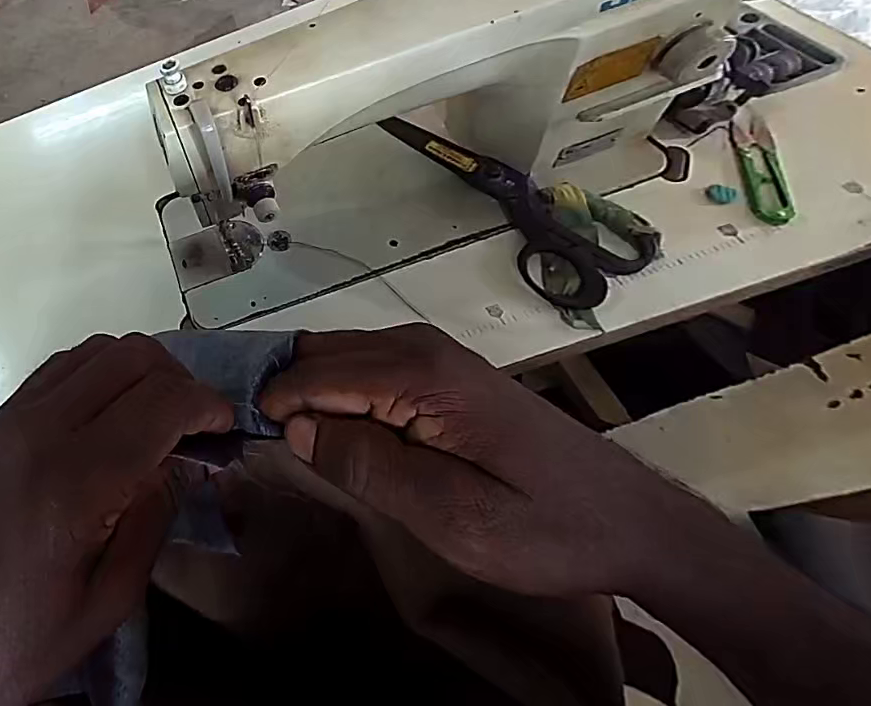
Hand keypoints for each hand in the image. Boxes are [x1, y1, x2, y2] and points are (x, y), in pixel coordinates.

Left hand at [0, 334, 231, 704]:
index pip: (162, 402)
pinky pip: (66, 363)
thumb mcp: (112, 594)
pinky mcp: (0, 415)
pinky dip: (104, 369)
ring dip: (144, 368)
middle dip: (181, 379)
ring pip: (101, 348)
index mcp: (75, 481)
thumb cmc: (22, 636)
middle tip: (196, 420)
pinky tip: (115, 406)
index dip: (206, 403)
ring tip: (159, 411)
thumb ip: (157, 510)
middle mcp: (42, 430)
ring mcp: (15, 415)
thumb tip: (187, 455)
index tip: (224, 423)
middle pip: (135, 357)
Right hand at [261, 323, 724, 600]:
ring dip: (311, 391)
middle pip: (324, 353)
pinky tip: (340, 431)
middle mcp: (419, 346)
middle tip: (260, 440)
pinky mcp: (441, 369)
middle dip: (286, 390)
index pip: (320, 372)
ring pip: (342, 356)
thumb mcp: (452, 516)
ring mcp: (432, 353)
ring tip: (292, 440)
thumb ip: (369, 464)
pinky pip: (368, 367)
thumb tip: (298, 424)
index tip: (246, 436)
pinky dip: (339, 392)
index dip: (278, 403)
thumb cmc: (542, 525)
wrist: (624, 517)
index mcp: (421, 374)